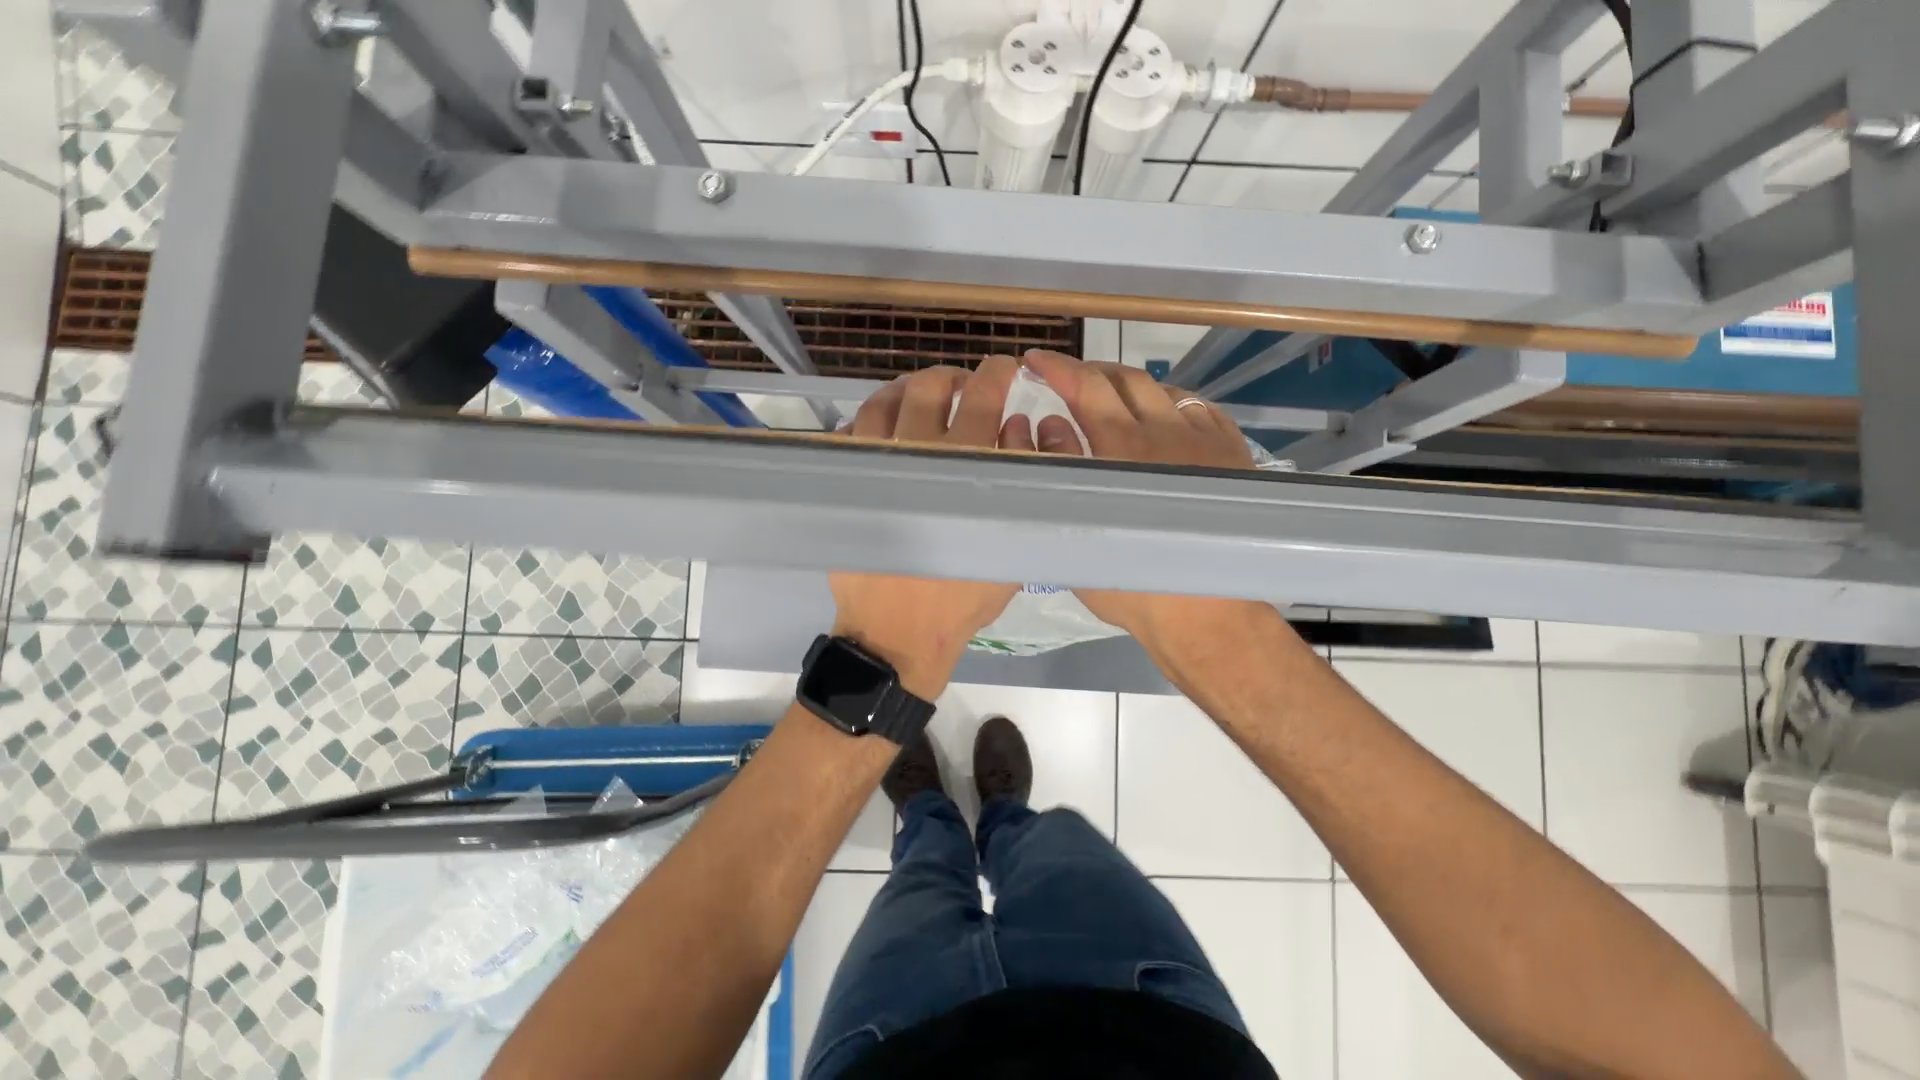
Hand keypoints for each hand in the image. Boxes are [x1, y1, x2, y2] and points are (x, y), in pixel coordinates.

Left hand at [827, 357, 1025, 697]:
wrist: (898, 634)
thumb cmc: (961, 598)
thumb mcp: (1008, 546)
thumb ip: (1020, 484)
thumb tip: (1019, 428)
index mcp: (962, 470)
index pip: (983, 400)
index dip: (997, 375)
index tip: (1005, 367)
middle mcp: (915, 458)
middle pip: (929, 390)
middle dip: (952, 377)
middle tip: (965, 384)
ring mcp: (872, 467)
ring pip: (884, 404)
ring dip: (908, 390)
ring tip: (924, 395)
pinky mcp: (844, 484)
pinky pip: (850, 434)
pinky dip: (870, 420)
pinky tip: (886, 426)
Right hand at [1009, 350, 1267, 653]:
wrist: (1206, 614)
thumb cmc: (1131, 585)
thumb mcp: (1078, 535)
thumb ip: (1061, 474)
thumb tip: (1050, 428)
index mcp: (1122, 449)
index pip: (1083, 387)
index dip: (1055, 367)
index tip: (1033, 361)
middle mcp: (1165, 432)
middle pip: (1122, 379)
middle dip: (1087, 372)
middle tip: (1064, 380)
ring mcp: (1205, 440)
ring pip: (1161, 391)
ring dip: (1128, 388)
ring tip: (1109, 398)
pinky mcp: (1233, 453)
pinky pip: (1198, 409)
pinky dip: (1170, 404)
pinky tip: (1161, 417)